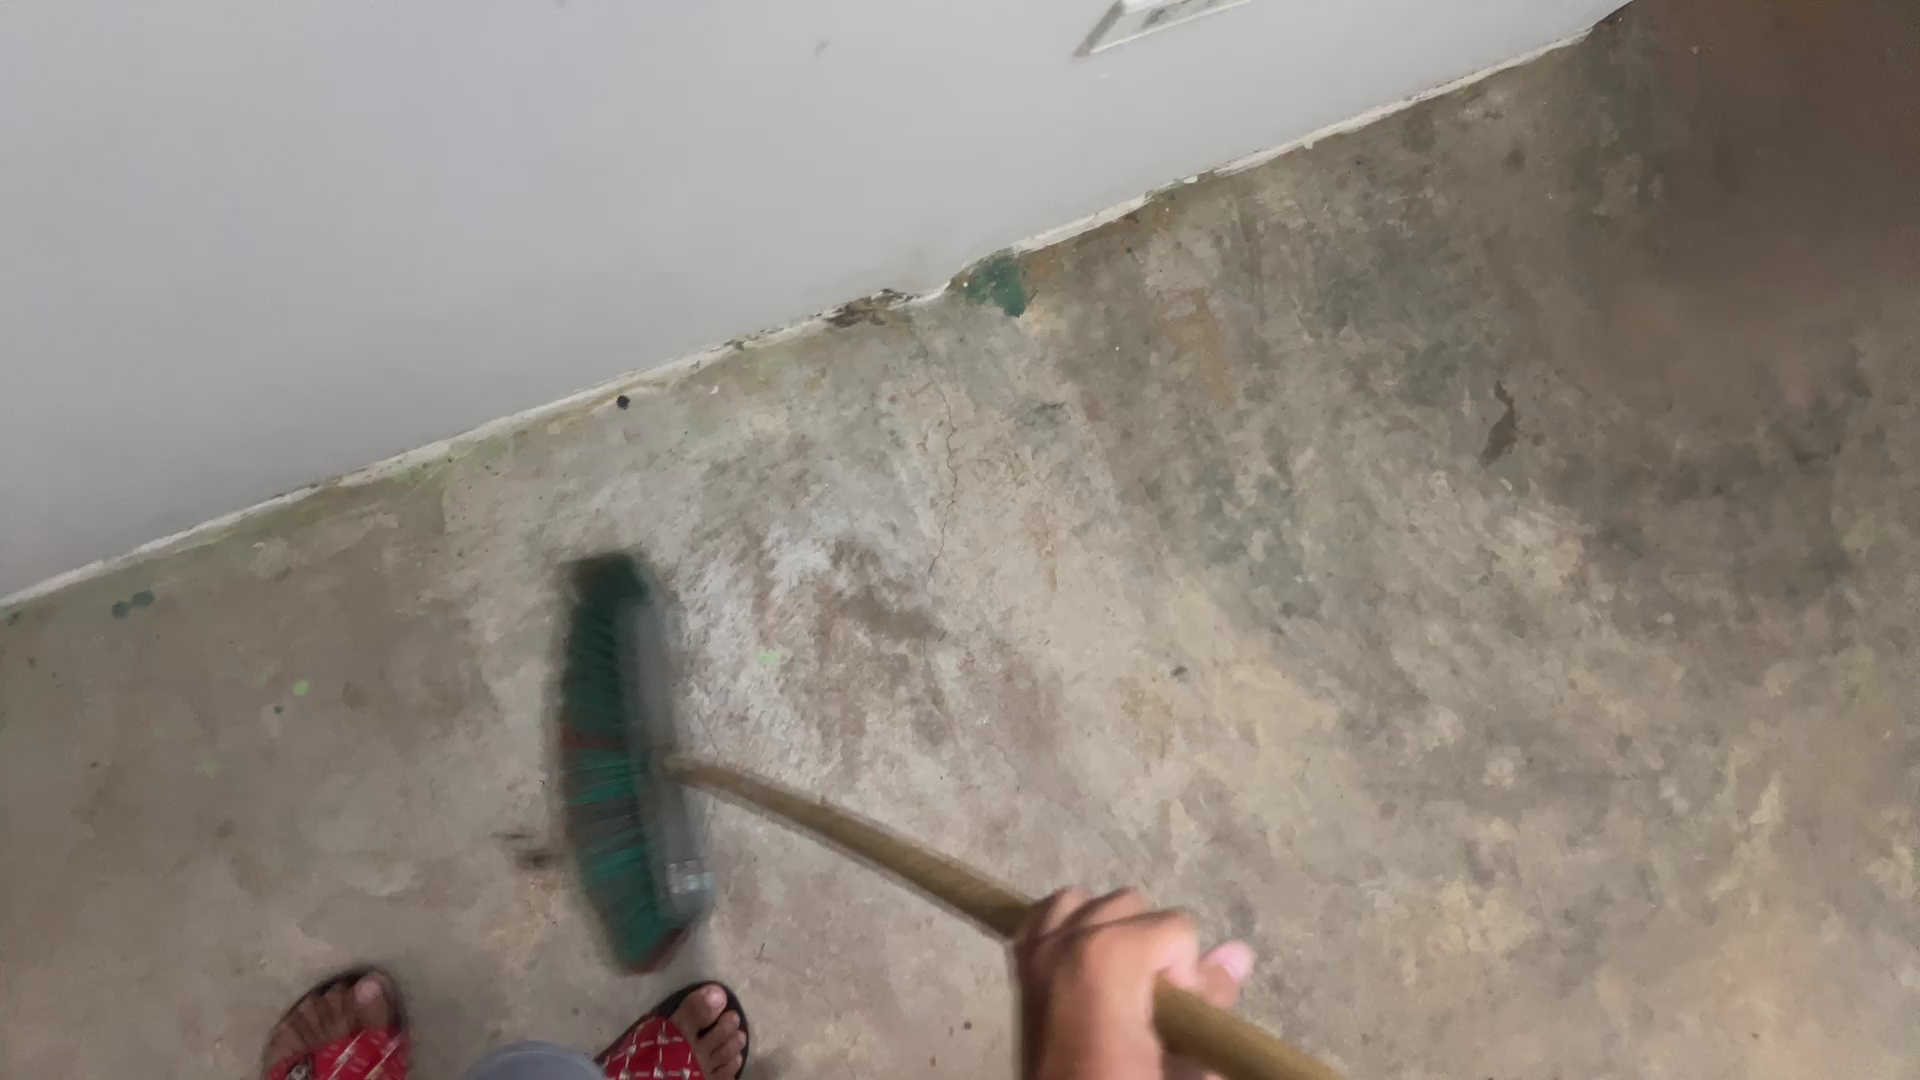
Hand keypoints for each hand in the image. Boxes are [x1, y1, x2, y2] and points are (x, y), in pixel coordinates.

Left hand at [1013, 888, 1254, 1079]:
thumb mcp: (1186, 1064)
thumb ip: (1210, 999)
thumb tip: (1239, 952)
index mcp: (1106, 955)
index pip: (1175, 925)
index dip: (1189, 972)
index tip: (1181, 1018)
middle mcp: (1065, 938)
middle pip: (1130, 902)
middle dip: (1152, 946)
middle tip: (1157, 1005)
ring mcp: (1036, 949)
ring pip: (1084, 899)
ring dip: (1108, 930)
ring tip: (1123, 984)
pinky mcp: (1020, 965)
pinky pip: (1044, 915)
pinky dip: (1067, 929)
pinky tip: (1086, 966)